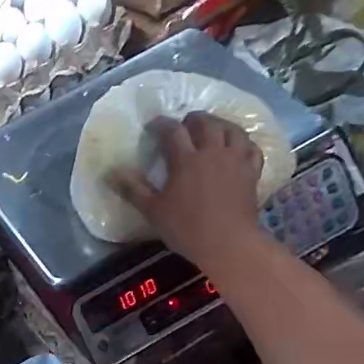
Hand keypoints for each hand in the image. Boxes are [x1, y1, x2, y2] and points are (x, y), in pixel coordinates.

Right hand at [109, 113, 266, 269]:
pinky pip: (252, 149)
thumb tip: (111, 172)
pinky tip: (238, 148)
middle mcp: (212, 152)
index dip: (160, 124)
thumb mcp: (154, 212)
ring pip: (231, 130)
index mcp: (186, 160)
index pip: (171, 130)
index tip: (153, 127)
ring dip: (220, 125)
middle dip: (193, 120)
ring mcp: (235, 161)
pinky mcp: (251, 173)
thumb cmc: (187, 229)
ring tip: (213, 130)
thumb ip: (133, 190)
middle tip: (185, 125)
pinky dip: (244, 144)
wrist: (229, 244)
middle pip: (205, 123)